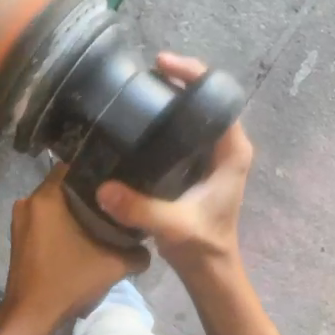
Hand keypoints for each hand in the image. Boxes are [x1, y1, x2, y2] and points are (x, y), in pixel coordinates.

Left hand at [0, 166, 146, 333]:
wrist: (31, 315)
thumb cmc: (68, 282)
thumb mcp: (113, 266)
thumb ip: (136, 251)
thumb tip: (148, 246)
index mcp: (47, 197)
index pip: (77, 166)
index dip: (101, 171)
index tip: (121, 180)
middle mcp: (28, 201)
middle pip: (66, 186)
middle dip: (90, 194)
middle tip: (118, 202)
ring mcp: (20, 220)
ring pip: (55, 205)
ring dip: (75, 211)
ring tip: (104, 220)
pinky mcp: (18, 237)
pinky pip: (45, 220)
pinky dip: (62, 224)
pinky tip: (83, 237)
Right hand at [94, 52, 253, 274]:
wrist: (208, 269)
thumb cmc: (202, 246)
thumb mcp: (173, 226)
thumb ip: (141, 208)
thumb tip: (104, 190)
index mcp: (231, 152)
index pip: (218, 99)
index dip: (193, 75)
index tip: (162, 65)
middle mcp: (223, 148)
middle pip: (203, 102)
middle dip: (176, 84)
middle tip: (142, 76)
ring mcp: (209, 158)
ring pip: (191, 117)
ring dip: (168, 103)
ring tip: (136, 92)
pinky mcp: (193, 168)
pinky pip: (179, 135)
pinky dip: (161, 124)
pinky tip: (136, 124)